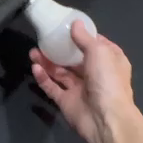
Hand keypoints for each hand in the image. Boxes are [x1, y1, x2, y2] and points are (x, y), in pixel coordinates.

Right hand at [30, 21, 137, 142]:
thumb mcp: (99, 52)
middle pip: (74, 59)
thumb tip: (75, 23)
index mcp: (109, 61)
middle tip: (43, 41)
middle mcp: (95, 74)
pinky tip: (35, 68)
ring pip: (60, 73)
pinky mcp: (66, 101)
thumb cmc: (107, 80)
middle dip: (59, 50)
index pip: (96, 46)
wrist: (105, 118)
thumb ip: (84, 38)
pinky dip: (44, 78)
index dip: (83, 37)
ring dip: (47, 62)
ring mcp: (80, 89)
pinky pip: (53, 87)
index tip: (67, 28)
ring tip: (32, 53)